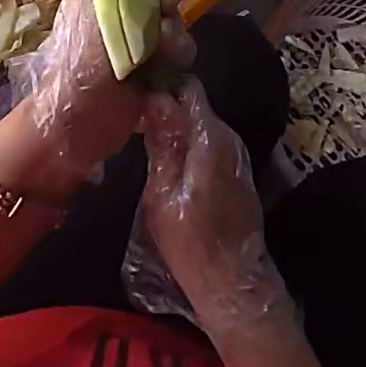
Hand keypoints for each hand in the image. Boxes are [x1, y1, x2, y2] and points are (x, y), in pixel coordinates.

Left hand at [14, 0, 193, 181]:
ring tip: (163, 52)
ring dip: (175, 39)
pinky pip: (178, 65)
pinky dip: (175, 68)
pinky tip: (163, 77)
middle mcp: (126, 23)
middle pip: (163, 2)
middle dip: (167, 7)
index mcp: (107, 3)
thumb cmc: (79, 60)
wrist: (78, 122)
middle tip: (162, 17)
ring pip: (176, 33)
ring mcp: (141, 53)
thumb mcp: (85, 7)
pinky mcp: (154, 80)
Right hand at [140, 80, 290, 334]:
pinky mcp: (234, 168)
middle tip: (131, 111)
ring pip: (199, 121)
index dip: (162, 81)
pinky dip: (187, 140)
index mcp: (210, 137)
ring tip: (141, 130)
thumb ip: (161, 143)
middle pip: (193, 102)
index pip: (188, 86)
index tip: (134, 85)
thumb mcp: (162, 194)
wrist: (234, 284)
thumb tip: (153, 98)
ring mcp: (234, 152)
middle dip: (165, 103)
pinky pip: (206, 140)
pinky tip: (165, 154)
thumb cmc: (192, 243)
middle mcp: (228, 136)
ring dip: (175, 123)